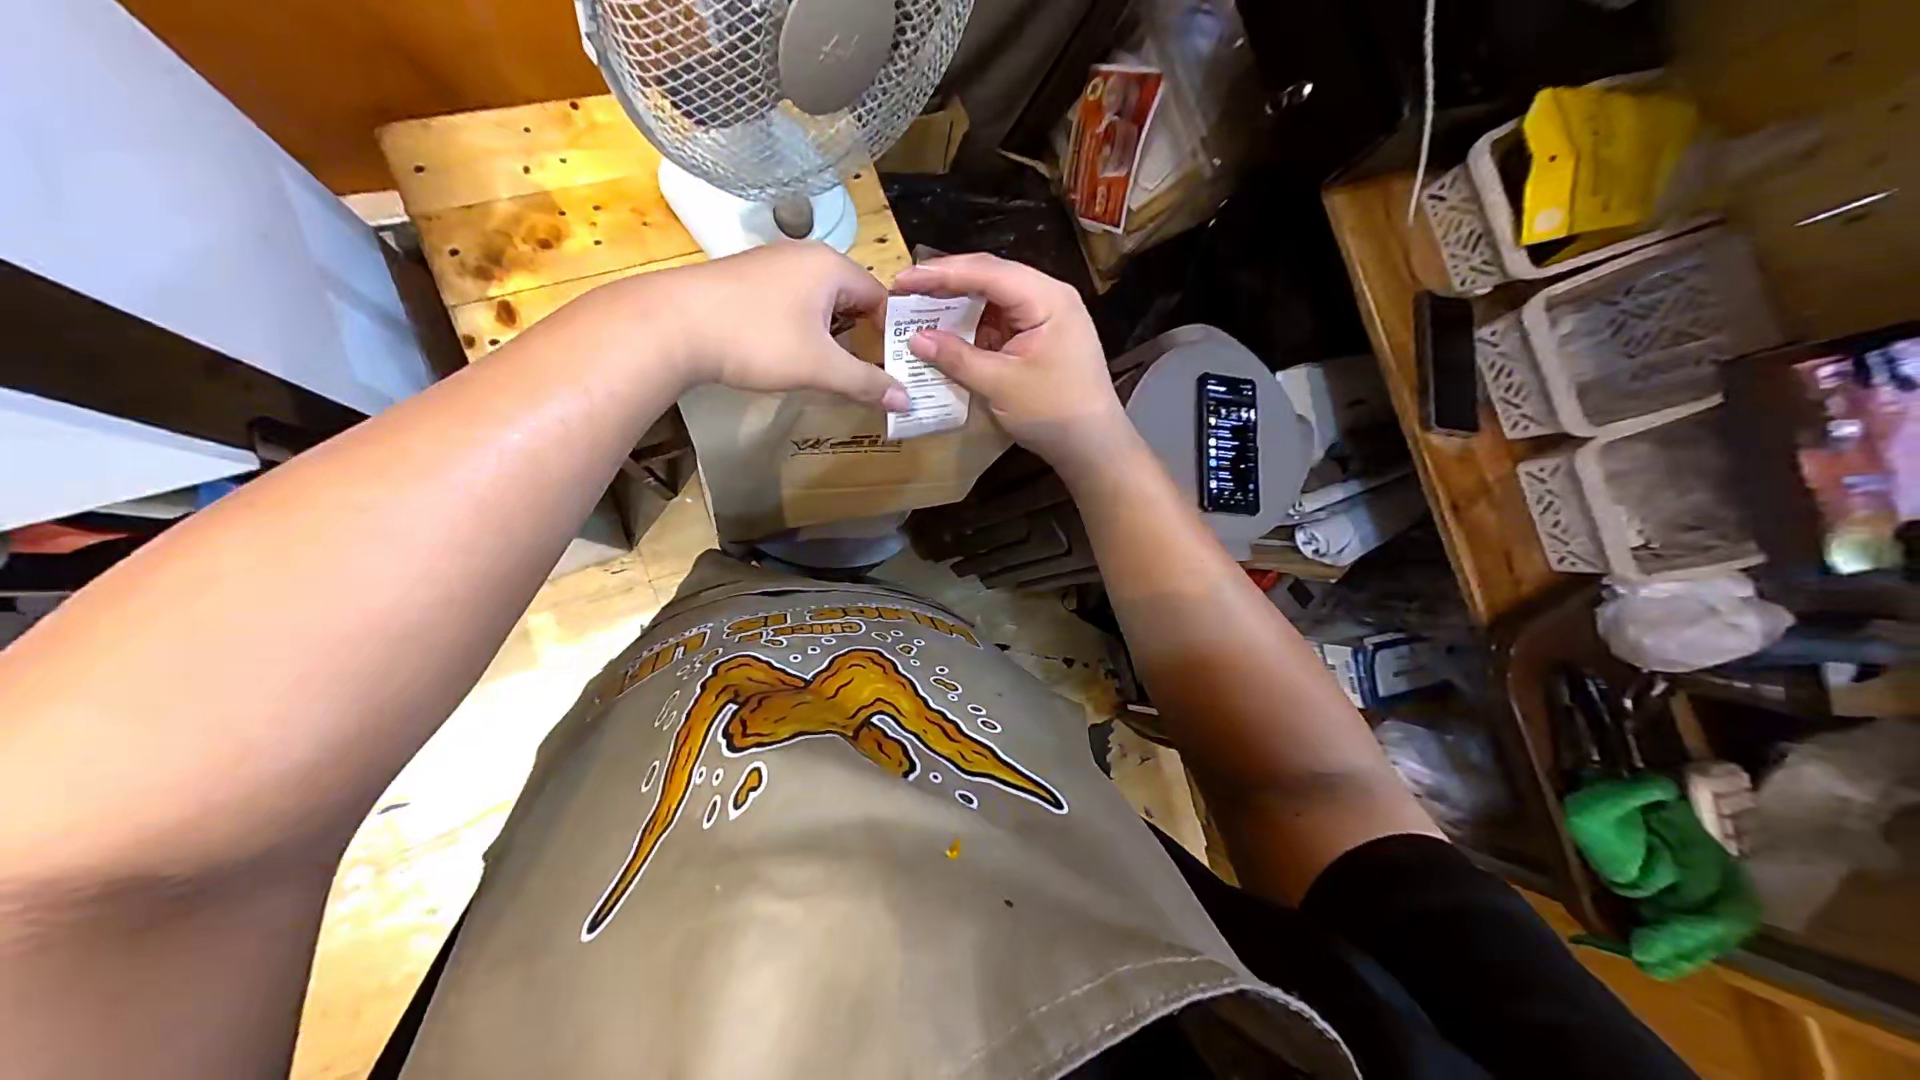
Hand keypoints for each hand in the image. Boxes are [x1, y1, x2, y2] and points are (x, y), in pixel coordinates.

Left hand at [608, 242, 907, 410]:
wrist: (672, 326)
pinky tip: (794, 354)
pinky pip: (793, 302)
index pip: (882, 297)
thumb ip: (866, 383)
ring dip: (833, 334)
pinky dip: (804, 328)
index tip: (896, 369)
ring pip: (820, 301)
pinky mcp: (747, 279)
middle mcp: (805, 255)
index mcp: (832, 266)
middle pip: (852, 297)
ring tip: (836, 369)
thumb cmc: (758, 340)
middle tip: (871, 373)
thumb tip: (907, 402)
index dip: (893, 335)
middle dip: (864, 336)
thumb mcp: (820, 367)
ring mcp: (772, 264)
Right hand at [893, 254, 1131, 475]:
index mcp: (1046, 298)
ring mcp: (1044, 317)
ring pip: (992, 299)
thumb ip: (957, 357)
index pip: (986, 271)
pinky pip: (999, 322)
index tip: (901, 280)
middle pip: (989, 277)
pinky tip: (946, 334)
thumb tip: (914, 338)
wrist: (1093, 446)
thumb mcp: (1000, 385)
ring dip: (957, 306)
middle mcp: (1047, 297)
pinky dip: (971, 327)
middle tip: (904, 292)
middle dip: (946, 285)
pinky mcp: (1038, 337)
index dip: (940, 274)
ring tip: (918, 310)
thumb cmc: (1053, 412)